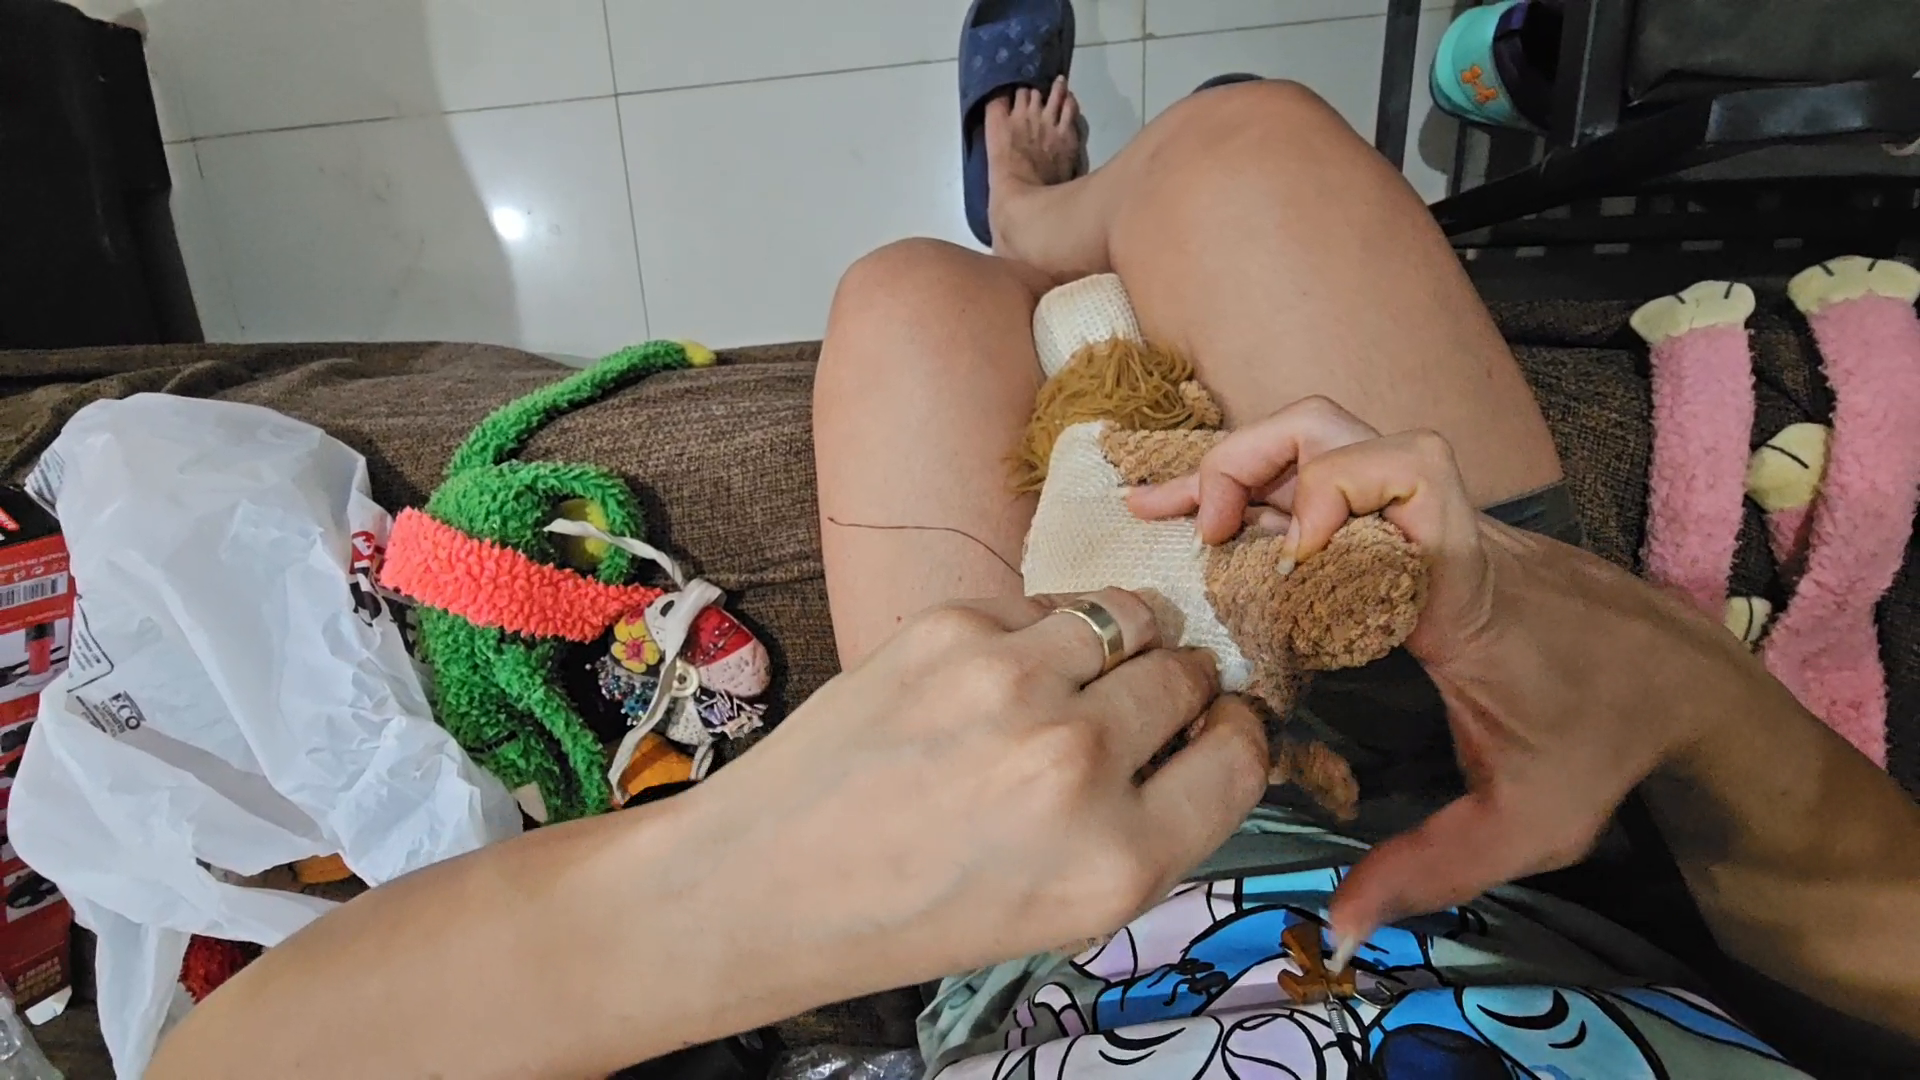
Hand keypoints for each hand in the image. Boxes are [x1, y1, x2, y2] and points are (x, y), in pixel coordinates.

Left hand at [679, 588, 1267, 991]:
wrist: (778, 874)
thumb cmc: (922, 905)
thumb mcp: (1066, 906)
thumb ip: (1151, 822)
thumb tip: (1203, 723)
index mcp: (1118, 860)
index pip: (1240, 756)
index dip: (1235, 730)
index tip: (1215, 721)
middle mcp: (1075, 760)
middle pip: (1186, 673)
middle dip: (1178, 682)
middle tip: (1138, 695)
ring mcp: (1010, 679)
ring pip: (1128, 613)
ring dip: (1124, 635)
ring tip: (1085, 663)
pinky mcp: (951, 625)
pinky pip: (1044, 603)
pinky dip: (1044, 630)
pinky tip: (1003, 668)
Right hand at [1129, 397, 1754, 963]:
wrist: (1673, 677)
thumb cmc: (1601, 738)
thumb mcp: (1525, 821)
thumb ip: (1429, 870)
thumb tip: (1338, 927)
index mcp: (1459, 585)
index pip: (1412, 482)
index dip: (1333, 497)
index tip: (1288, 564)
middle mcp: (1429, 528)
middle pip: (1339, 431)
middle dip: (1250, 464)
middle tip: (1203, 531)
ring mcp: (1408, 515)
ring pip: (1318, 433)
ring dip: (1233, 461)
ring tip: (1166, 509)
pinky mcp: (1392, 521)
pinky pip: (1309, 471)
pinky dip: (1243, 480)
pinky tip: (1192, 511)